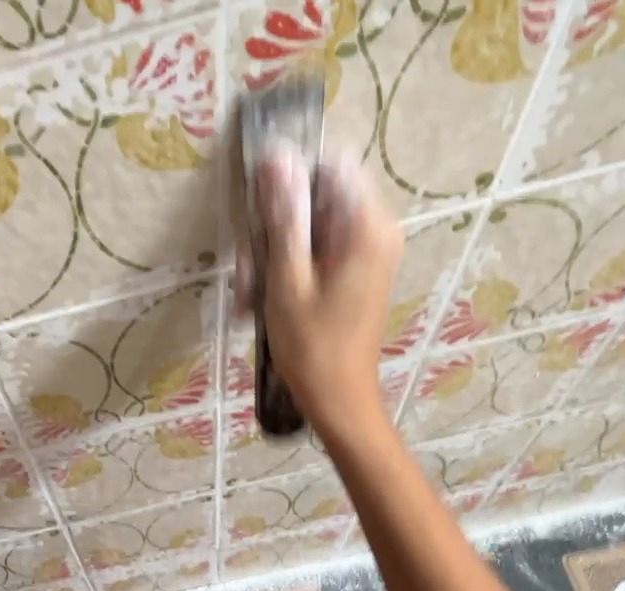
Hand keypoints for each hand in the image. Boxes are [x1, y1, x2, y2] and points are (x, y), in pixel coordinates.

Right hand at [235, 147, 403, 438]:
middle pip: (318, 198)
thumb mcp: (287, 280)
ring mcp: (368, 251)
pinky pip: (318, 250)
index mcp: (368, 226)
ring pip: (311, 226)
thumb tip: (277, 158)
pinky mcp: (357, 269)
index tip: (256, 213)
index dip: (287, 181)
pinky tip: (261, 300)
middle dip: (274, 229)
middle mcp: (376, 230)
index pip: (329, 167)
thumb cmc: (311, 346)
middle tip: (247, 273)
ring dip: (273, 254)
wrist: (338, 398)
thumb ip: (283, 217)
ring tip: (249, 295)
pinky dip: (288, 269)